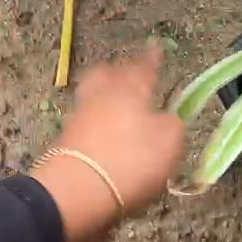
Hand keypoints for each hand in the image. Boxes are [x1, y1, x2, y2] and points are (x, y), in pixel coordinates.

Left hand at [36, 46, 184, 241]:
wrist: (77, 194)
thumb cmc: (131, 161)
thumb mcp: (170, 141)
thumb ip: (174, 123)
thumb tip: (167, 118)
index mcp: (130, 87)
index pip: (144, 65)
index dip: (153, 57)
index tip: (157, 47)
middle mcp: (102, 94)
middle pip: (108, 73)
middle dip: (120, 71)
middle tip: (131, 75)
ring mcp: (80, 116)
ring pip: (95, 95)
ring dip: (107, 96)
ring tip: (121, 106)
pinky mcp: (67, 141)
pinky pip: (87, 121)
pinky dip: (98, 123)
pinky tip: (108, 134)